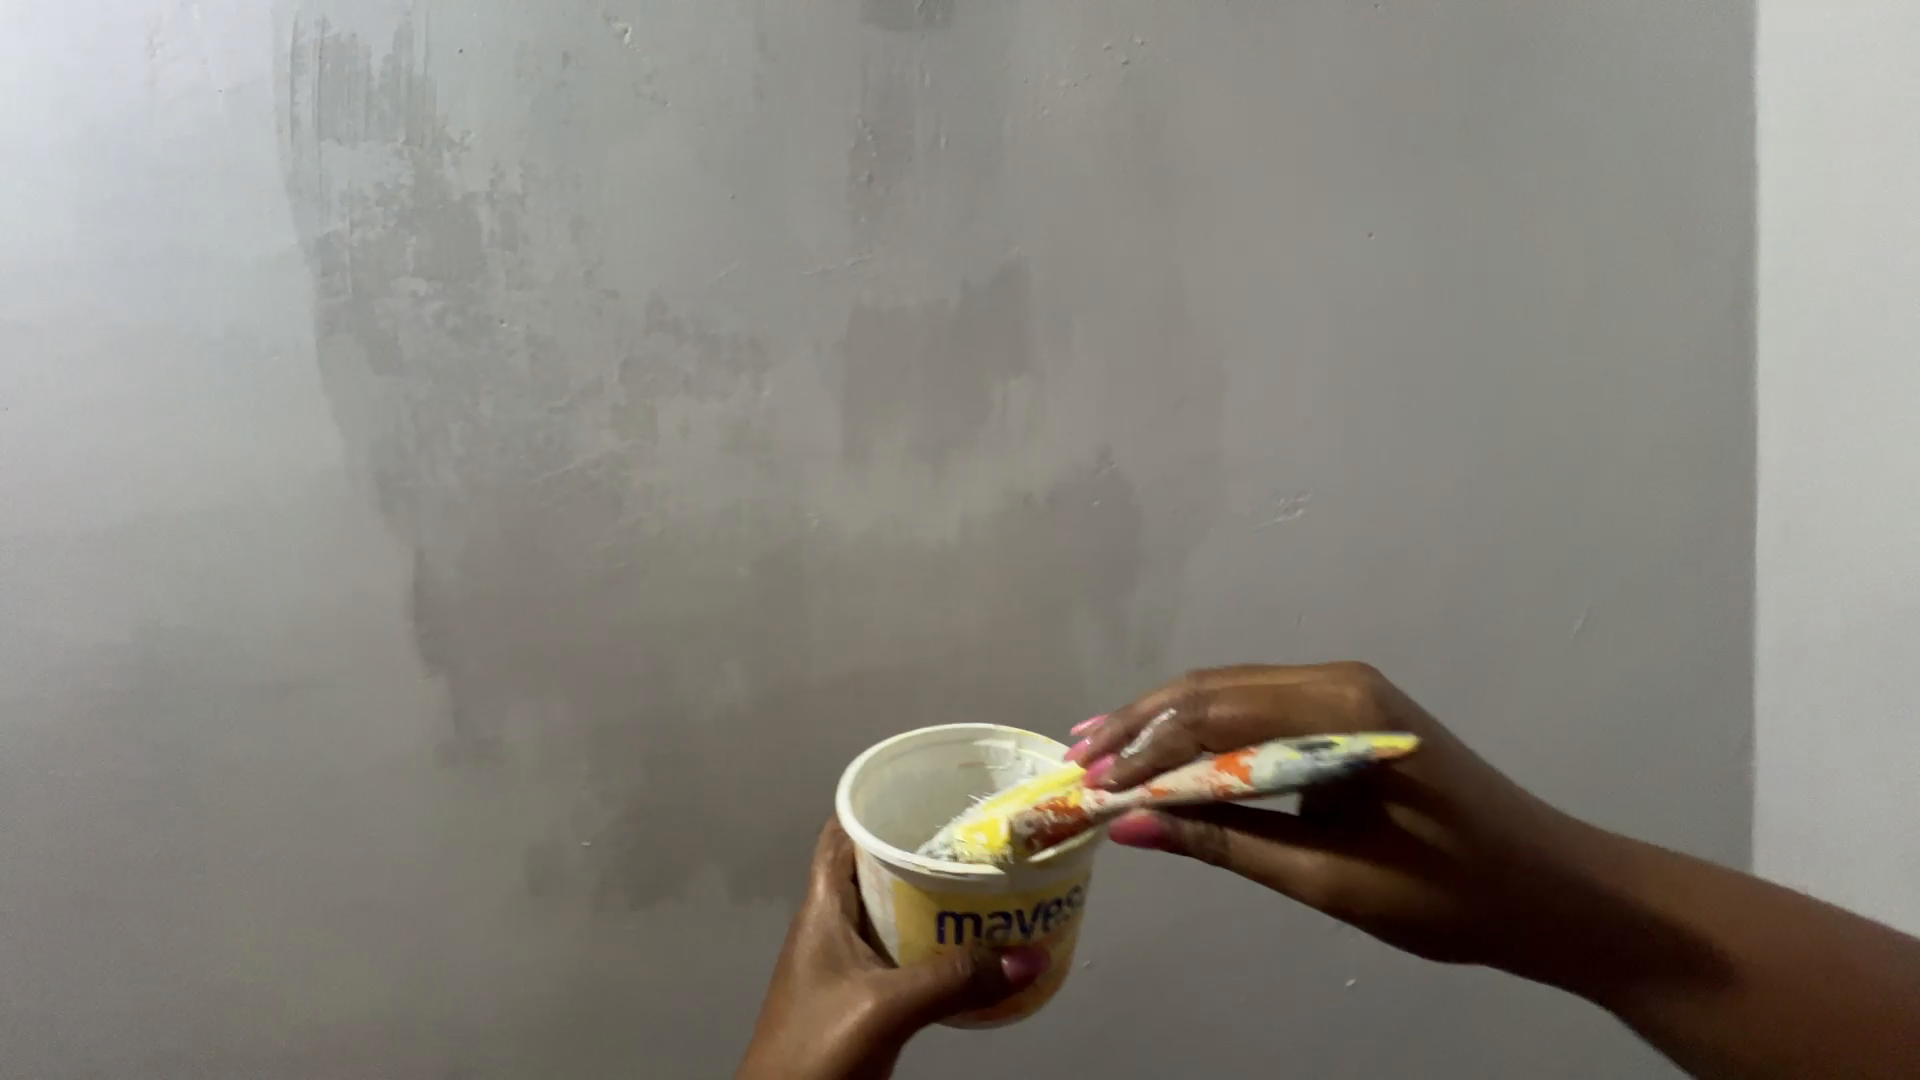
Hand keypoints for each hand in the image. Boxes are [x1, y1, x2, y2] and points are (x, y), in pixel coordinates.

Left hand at [736, 820, 1049, 1079]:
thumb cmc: (815, 1049)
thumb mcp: (886, 1007)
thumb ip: (955, 979)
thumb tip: (1031, 955)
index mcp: (822, 905)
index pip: (843, 831)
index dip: (876, 803)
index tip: (924, 789)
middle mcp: (831, 921)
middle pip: (872, 863)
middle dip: (915, 843)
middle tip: (970, 830)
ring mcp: (844, 958)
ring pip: (888, 904)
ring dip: (926, 890)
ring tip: (979, 874)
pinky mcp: (861, 990)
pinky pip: (898, 944)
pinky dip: (929, 934)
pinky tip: (966, 939)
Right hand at [1066, 663, 1602, 973]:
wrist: (1558, 890)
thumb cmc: (1451, 894)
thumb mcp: (1328, 878)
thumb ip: (1225, 841)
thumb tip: (1131, 826)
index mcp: (1340, 711)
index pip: (1214, 715)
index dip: (1146, 750)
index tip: (1093, 784)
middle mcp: (1333, 679)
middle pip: (1210, 690)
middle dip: (1140, 727)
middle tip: (1080, 758)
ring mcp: (1338, 687)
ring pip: (1223, 692)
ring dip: (1162, 723)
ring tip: (1102, 748)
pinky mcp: (1338, 706)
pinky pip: (1249, 707)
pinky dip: (1200, 730)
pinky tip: (1163, 748)